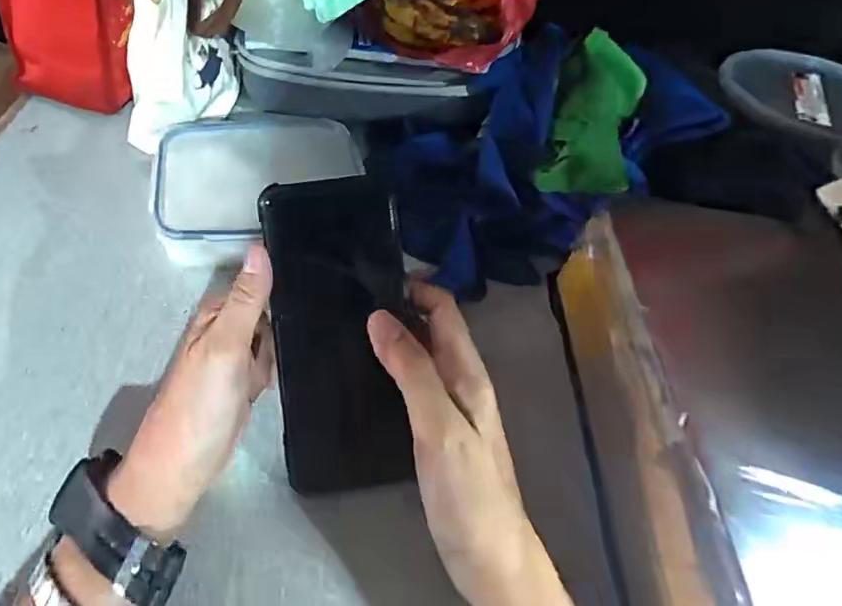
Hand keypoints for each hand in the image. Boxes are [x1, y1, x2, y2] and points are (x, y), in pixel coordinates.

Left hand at [106, 243, 275, 539]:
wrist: (181, 471)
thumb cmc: (200, 403)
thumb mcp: (226, 345)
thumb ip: (247, 299)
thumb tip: (260, 247)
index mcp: (215, 312)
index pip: (258, 284)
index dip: (277, 298)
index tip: (289, 315)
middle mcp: (223, 328)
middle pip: (270, 313)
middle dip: (274, 337)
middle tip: (262, 361)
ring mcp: (232, 357)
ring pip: (272, 341)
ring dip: (271, 360)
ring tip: (256, 384)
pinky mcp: (240, 383)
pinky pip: (267, 365)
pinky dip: (268, 376)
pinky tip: (260, 392)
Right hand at [369, 283, 571, 605]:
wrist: (491, 560)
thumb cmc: (469, 491)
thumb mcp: (438, 426)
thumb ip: (412, 370)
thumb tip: (380, 316)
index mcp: (468, 372)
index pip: (444, 308)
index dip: (414, 288)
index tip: (372, 282)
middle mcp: (461, 380)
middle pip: (432, 326)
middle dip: (398, 307)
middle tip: (351, 302)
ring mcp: (450, 405)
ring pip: (421, 353)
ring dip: (393, 336)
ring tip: (350, 329)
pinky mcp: (437, 429)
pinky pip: (414, 381)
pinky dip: (392, 367)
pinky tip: (366, 374)